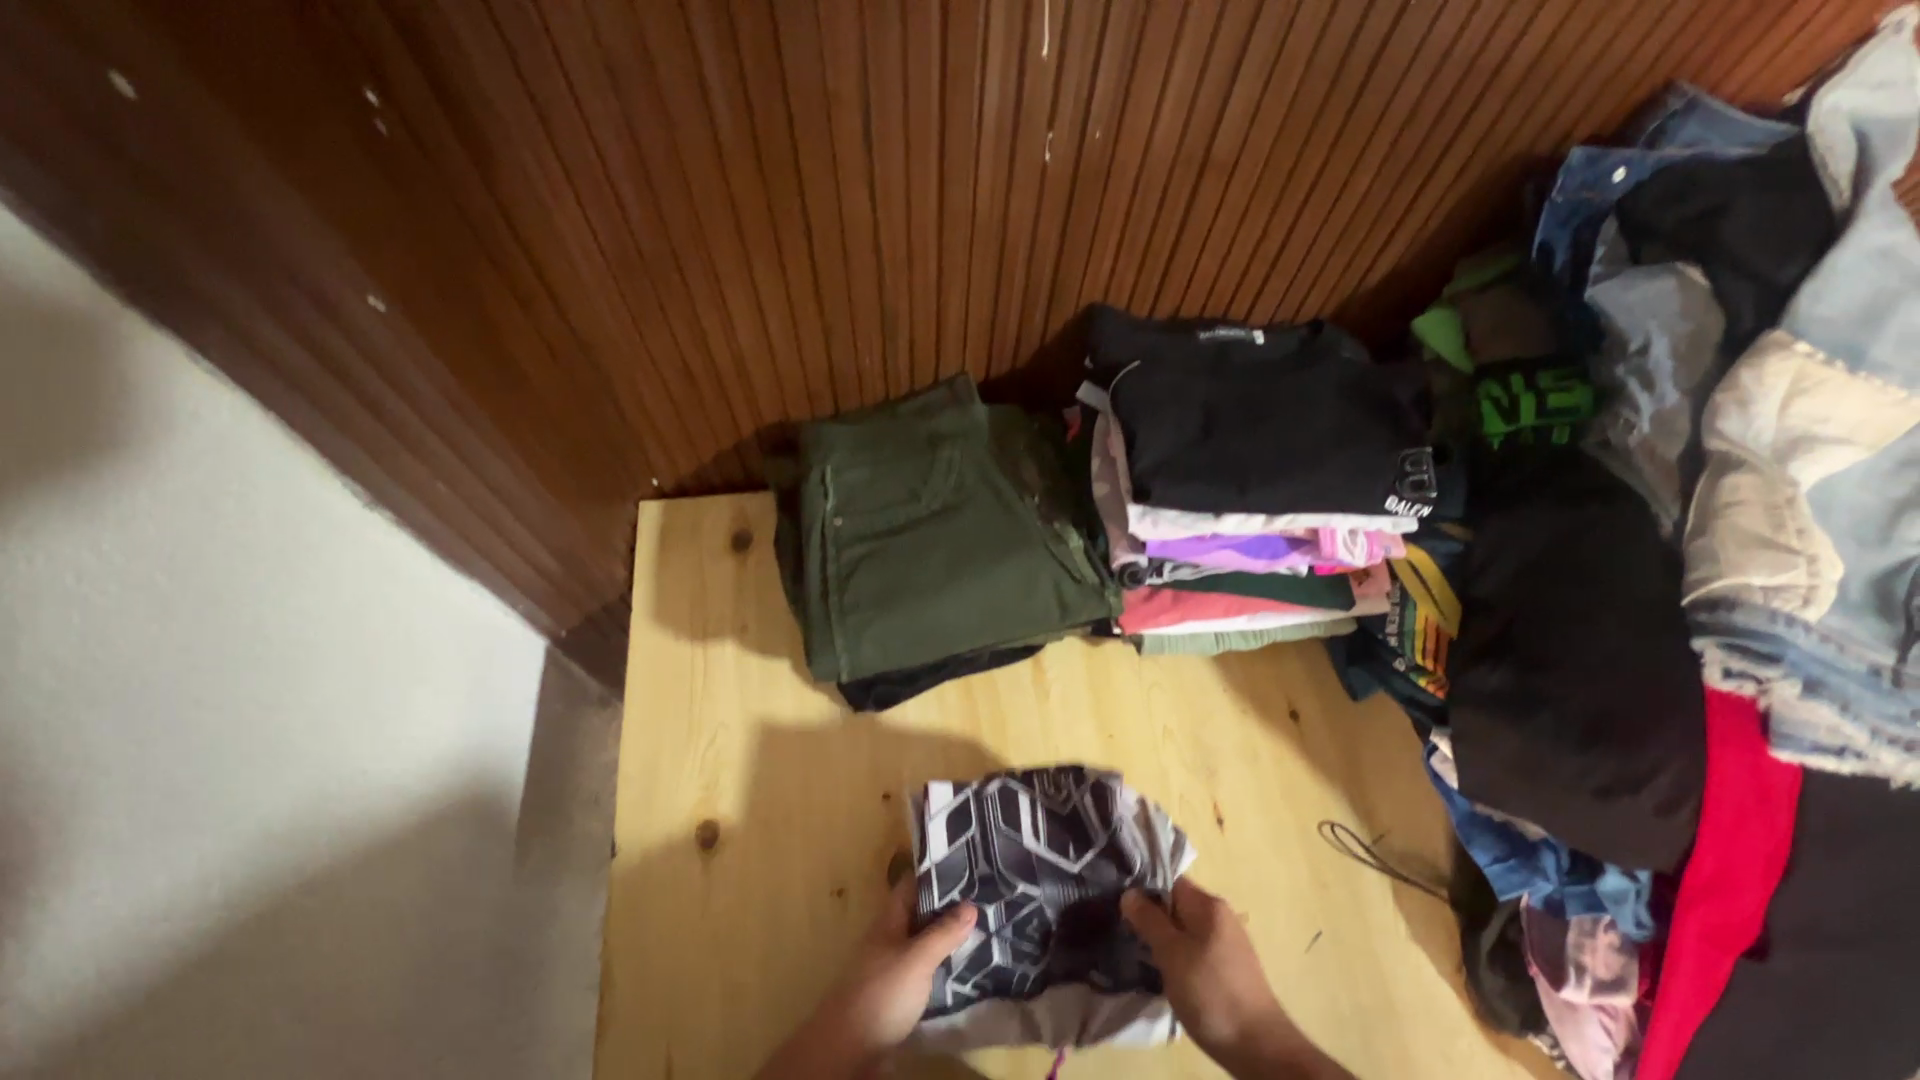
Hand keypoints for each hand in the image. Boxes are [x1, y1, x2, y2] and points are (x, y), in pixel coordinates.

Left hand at [755, 879, 976, 1077]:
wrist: (848, 1048)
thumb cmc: (881, 994)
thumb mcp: (916, 959)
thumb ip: (942, 933)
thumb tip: (970, 904)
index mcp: (890, 920)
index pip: (912, 884)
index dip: (936, 871)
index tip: (968, 862)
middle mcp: (890, 936)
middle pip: (920, 911)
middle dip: (949, 904)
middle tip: (986, 895)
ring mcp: (893, 964)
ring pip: (924, 939)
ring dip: (948, 933)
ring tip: (985, 925)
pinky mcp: (899, 991)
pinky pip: (926, 967)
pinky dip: (944, 962)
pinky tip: (966, 964)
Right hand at [1123, 880, 1352, 1079]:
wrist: (1258, 1046)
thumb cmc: (1210, 993)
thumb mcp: (1172, 954)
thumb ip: (1150, 920)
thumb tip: (1130, 893)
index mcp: (1209, 906)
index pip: (1169, 880)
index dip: (1143, 889)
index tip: (1118, 904)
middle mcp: (1221, 917)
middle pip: (1176, 905)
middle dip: (1150, 916)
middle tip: (1123, 931)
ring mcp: (1226, 943)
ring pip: (1183, 929)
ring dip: (1161, 939)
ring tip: (1137, 952)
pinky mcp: (1226, 967)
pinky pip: (1193, 949)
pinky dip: (1176, 956)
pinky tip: (1162, 972)